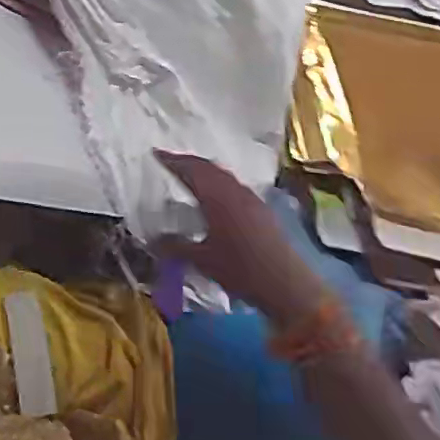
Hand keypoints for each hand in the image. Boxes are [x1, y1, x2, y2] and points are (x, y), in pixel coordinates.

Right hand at [156, 151, 331, 328]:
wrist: (287, 285)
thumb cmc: (241, 270)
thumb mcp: (202, 260)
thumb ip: (176, 247)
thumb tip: (152, 241)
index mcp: (217, 197)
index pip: (192, 170)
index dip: (173, 160)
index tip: (156, 153)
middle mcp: (235, 191)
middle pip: (209, 167)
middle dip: (189, 162)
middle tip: (170, 161)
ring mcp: (252, 199)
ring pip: (224, 176)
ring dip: (206, 171)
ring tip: (190, 176)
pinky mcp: (262, 210)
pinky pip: (235, 186)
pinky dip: (219, 183)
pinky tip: (216, 197)